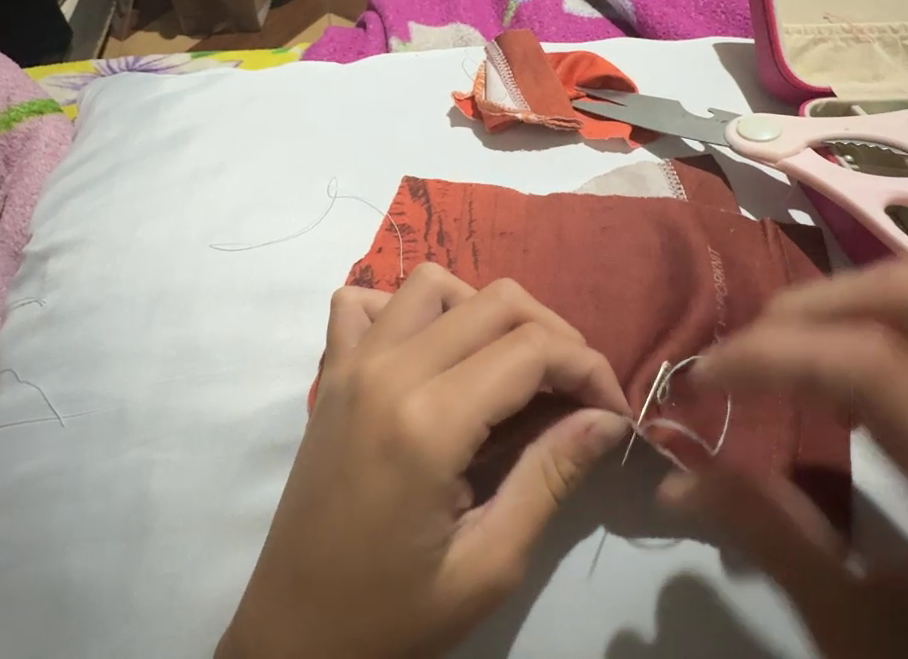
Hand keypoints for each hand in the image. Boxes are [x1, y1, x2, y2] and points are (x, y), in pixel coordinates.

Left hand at [219, 264, 631, 658]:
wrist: (295, 631)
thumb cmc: (393, 614)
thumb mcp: (489, 563)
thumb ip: (550, 476)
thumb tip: (608, 418)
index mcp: (428, 420)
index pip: (532, 349)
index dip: (589, 369)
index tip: (613, 411)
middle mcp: (387, 370)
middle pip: (494, 301)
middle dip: (554, 336)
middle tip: (575, 394)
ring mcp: (350, 363)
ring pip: (433, 284)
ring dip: (485, 311)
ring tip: (509, 369)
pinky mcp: (329, 372)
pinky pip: (364, 303)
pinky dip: (407, 310)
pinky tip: (429, 353)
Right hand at [664, 260, 907, 658]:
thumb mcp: (867, 639)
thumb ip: (774, 543)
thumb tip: (677, 477)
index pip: (878, 372)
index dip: (772, 356)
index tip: (703, 382)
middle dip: (807, 306)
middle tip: (742, 353)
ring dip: (839, 313)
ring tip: (778, 365)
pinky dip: (874, 336)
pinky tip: (837, 393)